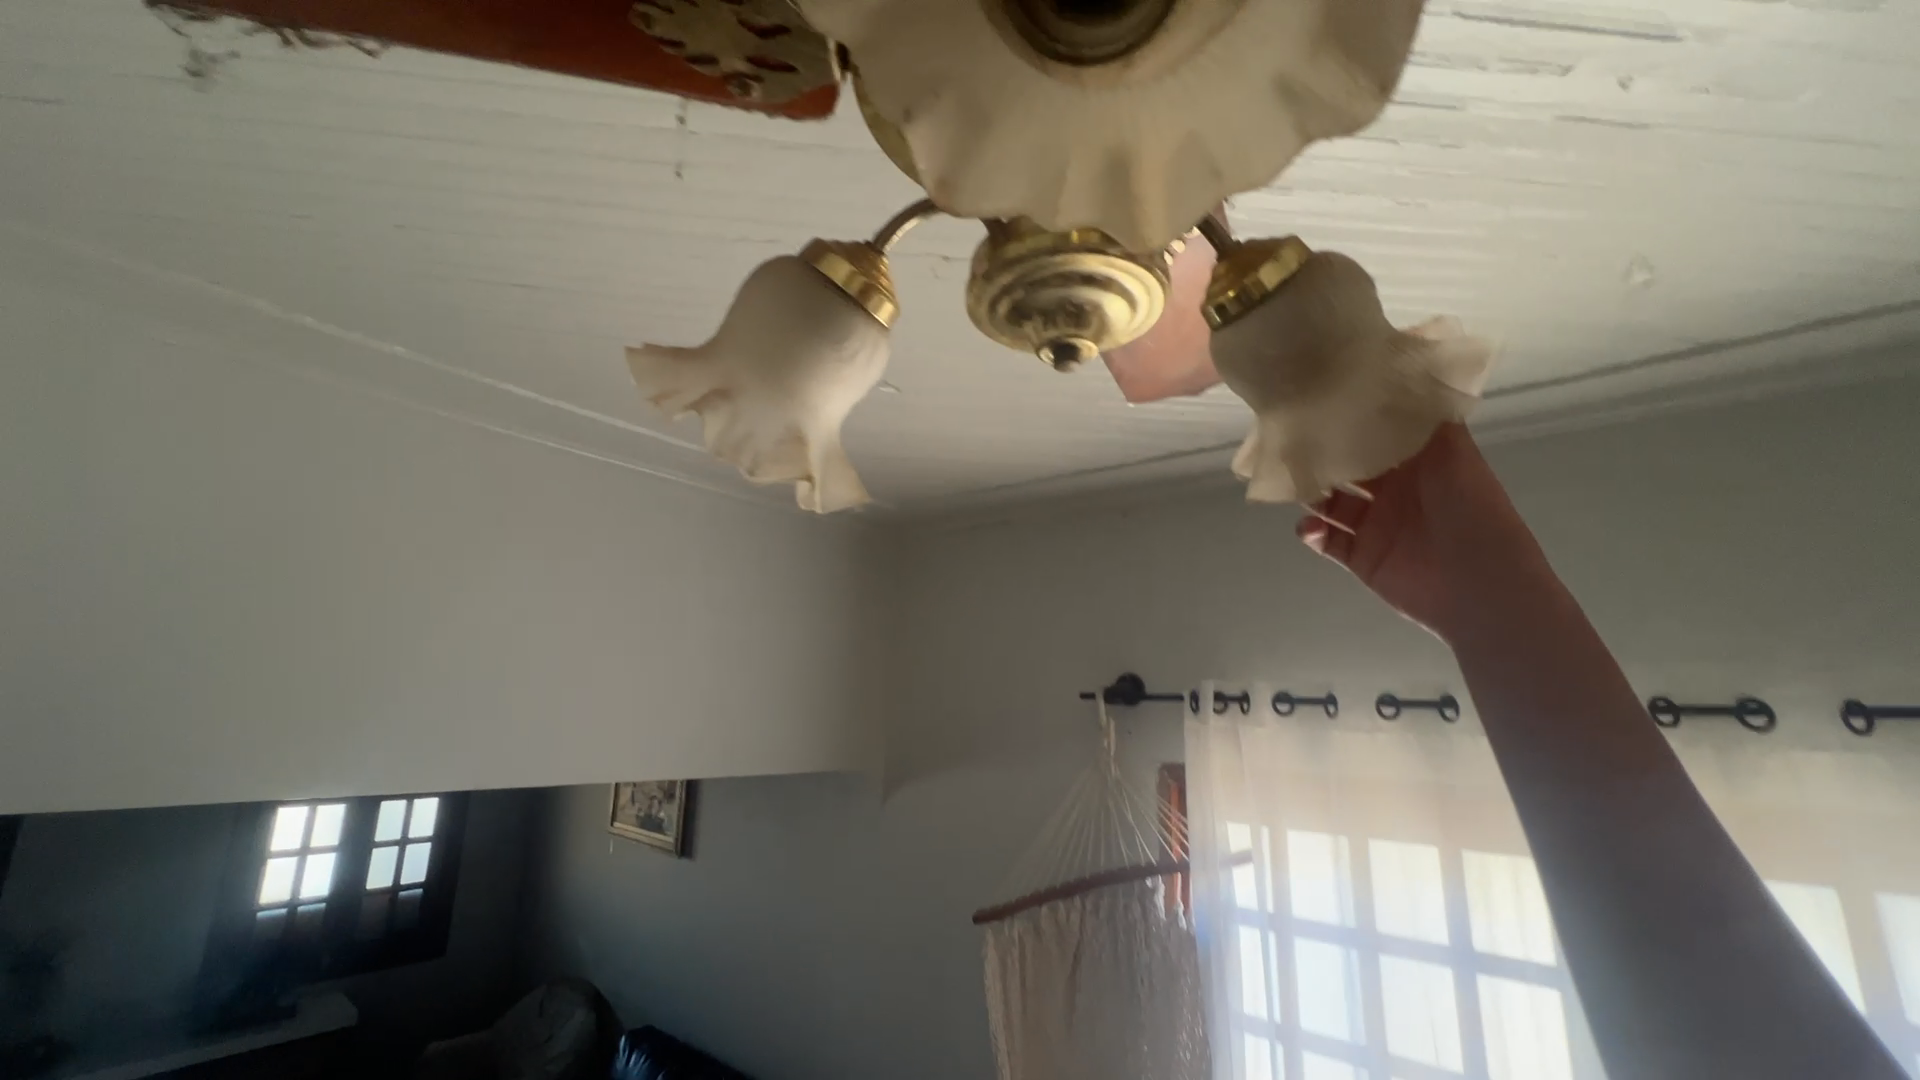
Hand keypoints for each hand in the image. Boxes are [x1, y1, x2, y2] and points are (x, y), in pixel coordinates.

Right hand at [1295, 424, 1551, 639]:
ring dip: (1311, 495)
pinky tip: (1311, 528)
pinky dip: (1312, 533)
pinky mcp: (1361, 557)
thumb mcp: (1455, 456)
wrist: (1482, 590)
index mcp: (1420, 464)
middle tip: (1292, 444)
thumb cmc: (1474, 515)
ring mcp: (1375, 526)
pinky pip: (1326, 541)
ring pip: (1330, 503)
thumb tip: (1396, 377)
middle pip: (1349, 468)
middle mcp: (1395, 491)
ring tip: (1293, 487)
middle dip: (1323, 457)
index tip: (1322, 401)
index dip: (1354, 421)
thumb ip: (1423, 422)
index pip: (1379, 435)